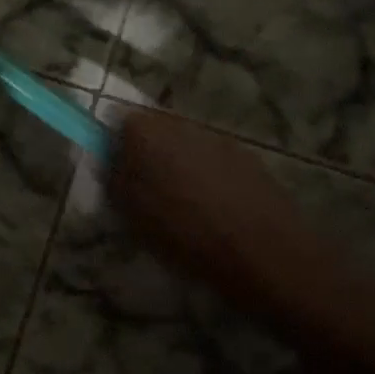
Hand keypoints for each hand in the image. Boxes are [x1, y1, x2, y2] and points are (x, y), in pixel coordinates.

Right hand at [108, 108, 327, 301]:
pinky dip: (209, 176)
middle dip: (147, 151)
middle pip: (153, 128)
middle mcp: (180, 123)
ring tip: (182, 201)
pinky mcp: (248, 157)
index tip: (116, 170)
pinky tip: (214, 208)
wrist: (264, 253)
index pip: (117, 120)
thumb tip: (111, 159)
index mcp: (144, 130)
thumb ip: (113, 176)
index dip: (115, 144)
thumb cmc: (183, 232)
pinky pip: (214, 160)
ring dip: (179, 163)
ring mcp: (217, 137)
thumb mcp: (128, 211)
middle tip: (146, 187)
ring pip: (185, 144)